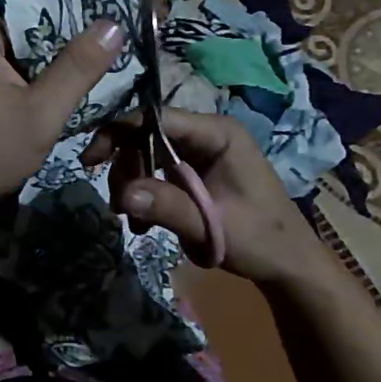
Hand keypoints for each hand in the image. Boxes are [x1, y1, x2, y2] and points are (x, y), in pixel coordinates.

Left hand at [0, 12, 123, 243]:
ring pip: (22, 40)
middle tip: (112, 12)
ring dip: (55, 44)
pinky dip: (40, 64)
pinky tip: (72, 66)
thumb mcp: (42, 113)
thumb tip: (114, 23)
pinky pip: (14, 60)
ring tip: (102, 33)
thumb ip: (77, 68)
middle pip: (24, 15)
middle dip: (65, 18)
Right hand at [86, 108, 332, 286]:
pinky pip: (160, 173)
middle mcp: (207, 134)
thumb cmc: (260, 240)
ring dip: (133, 184)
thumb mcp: (212, 225)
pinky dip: (146, 194)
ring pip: (149, 155)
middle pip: (148, 136)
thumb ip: (168, 207)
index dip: (120, 133)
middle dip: (126, 168)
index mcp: (218, 133)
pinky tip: (143, 224)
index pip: (156, 118)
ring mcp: (202, 153)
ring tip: (132, 222)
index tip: (91, 160)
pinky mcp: (197, 172)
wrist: (289, 264)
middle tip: (118, 206)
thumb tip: (123, 194)